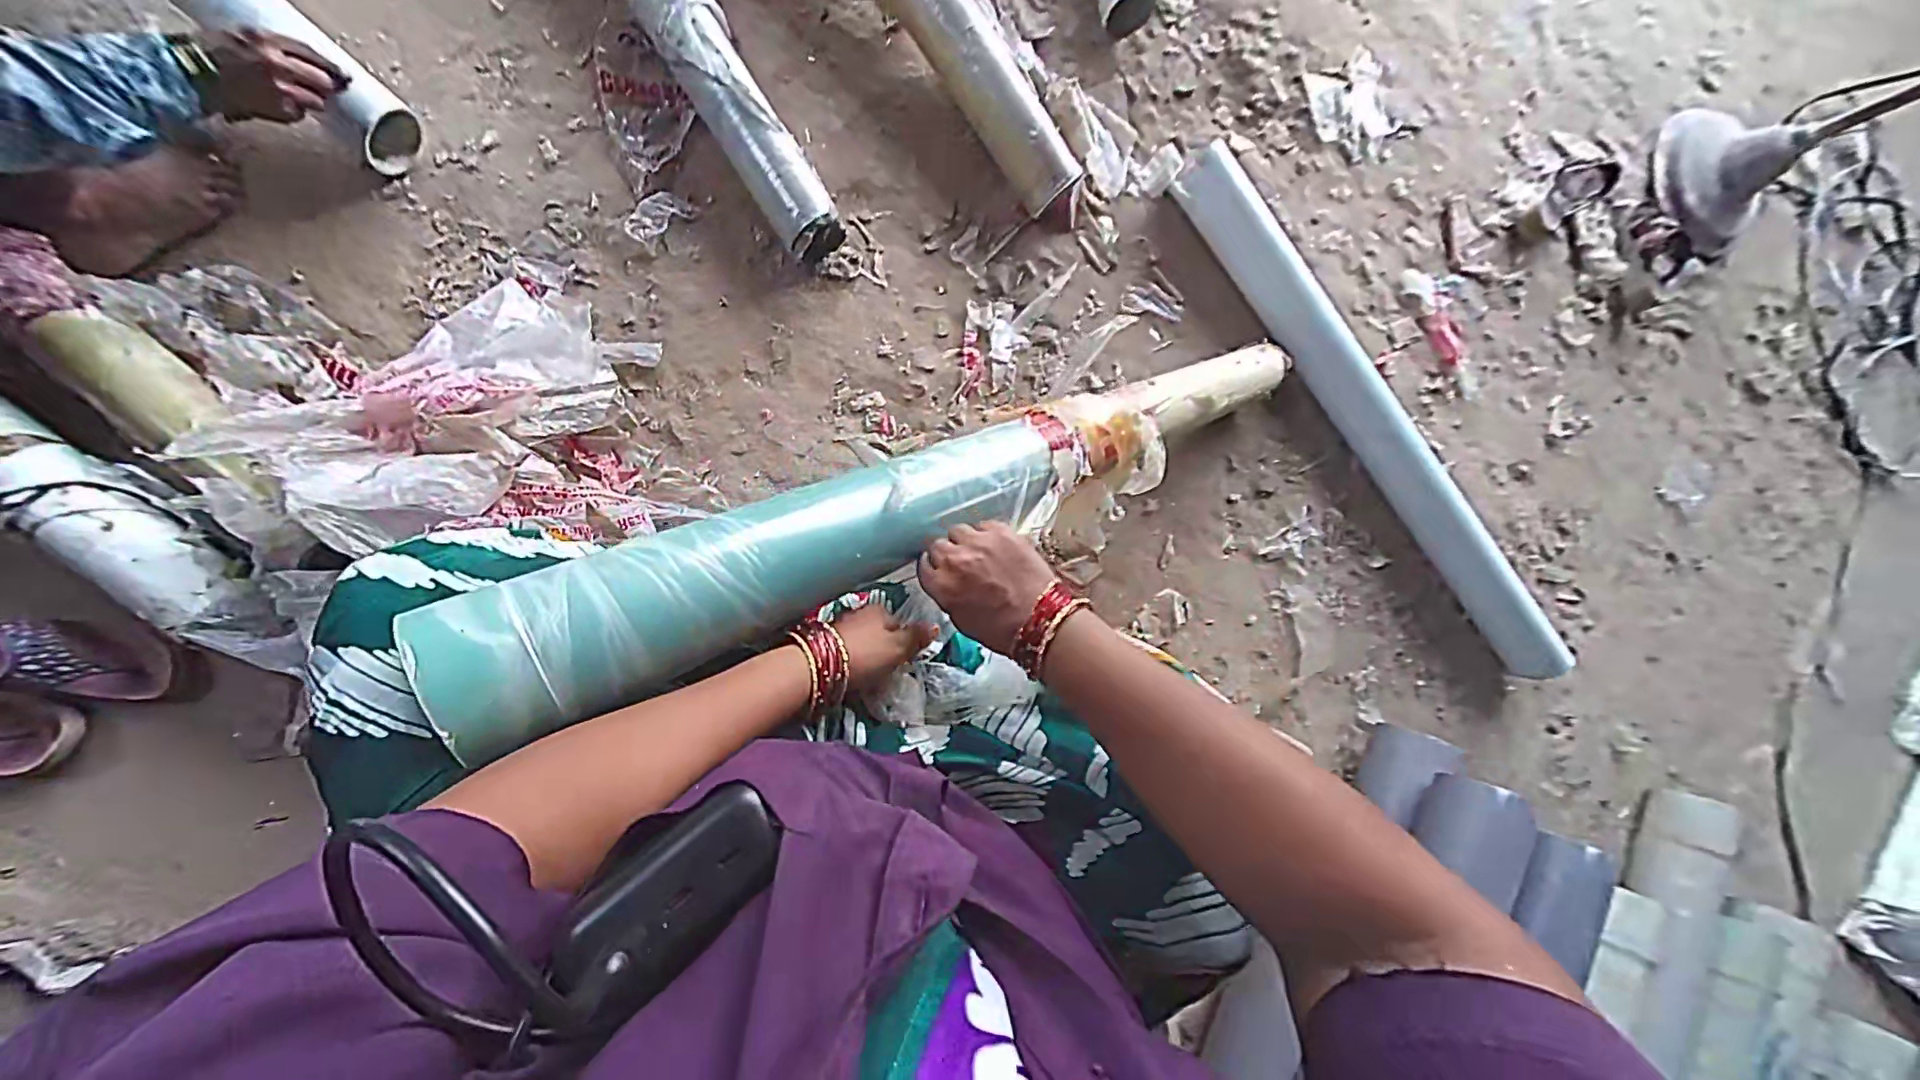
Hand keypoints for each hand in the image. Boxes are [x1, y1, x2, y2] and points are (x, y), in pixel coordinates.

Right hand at [202, 30, 348, 122]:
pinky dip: (290, 113)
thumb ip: (272, 49)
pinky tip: (272, 106)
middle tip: (323, 92)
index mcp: (264, 39)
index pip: (310, 53)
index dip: (331, 67)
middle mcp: (276, 61)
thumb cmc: (207, 55)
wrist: (187, 72)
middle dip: (325, 88)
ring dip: (308, 103)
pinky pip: (298, 114)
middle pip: (322, 81)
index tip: (344, 76)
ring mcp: (280, 86)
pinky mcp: (280, 107)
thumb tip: (307, 65)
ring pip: (315, 101)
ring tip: (285, 97)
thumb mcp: (239, 39)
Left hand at [830, 604, 936, 689]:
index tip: (906, 658)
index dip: (905, 640)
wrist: (817, 668)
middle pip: (879, 632)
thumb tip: (934, 626)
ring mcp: (840, 628)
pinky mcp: (824, 646)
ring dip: (867, 658)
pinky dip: (852, 665)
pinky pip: (847, 654)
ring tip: (870, 677)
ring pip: (862, 643)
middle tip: (888, 670)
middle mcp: (858, 613)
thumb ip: (916, 637)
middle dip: (884, 649)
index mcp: (879, 609)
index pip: (900, 622)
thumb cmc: (864, 655)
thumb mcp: (898, 647)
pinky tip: (853, 677)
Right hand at [916, 522, 1057, 654]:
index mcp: (941, 585)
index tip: (937, 567)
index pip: (923, 565)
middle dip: (946, 552)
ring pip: (958, 530)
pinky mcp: (1001, 532)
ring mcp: (978, 542)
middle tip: (959, 560)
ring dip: (964, 540)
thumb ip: (946, 595)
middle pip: (937, 544)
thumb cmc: (1001, 628)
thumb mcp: (961, 620)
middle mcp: (954, 559)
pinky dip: (985, 534)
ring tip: (977, 550)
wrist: (1040, 618)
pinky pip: (983, 525)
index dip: (931, 566)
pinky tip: (995, 545)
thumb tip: (944, 582)